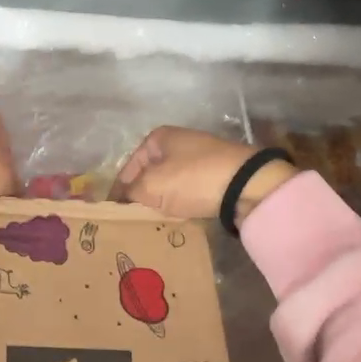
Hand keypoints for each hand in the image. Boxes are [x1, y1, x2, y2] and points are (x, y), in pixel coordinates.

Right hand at [113, 127, 298, 224]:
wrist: (247, 185)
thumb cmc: (192, 178)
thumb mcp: (151, 186)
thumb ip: (130, 193)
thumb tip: (119, 201)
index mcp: (158, 138)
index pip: (128, 167)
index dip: (118, 190)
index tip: (112, 213)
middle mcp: (178, 143)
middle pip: (150, 175)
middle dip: (141, 197)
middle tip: (132, 221)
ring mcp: (200, 158)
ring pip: (170, 185)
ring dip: (163, 202)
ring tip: (154, 223)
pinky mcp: (218, 175)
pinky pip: (190, 192)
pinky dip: (183, 204)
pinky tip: (179, 218)